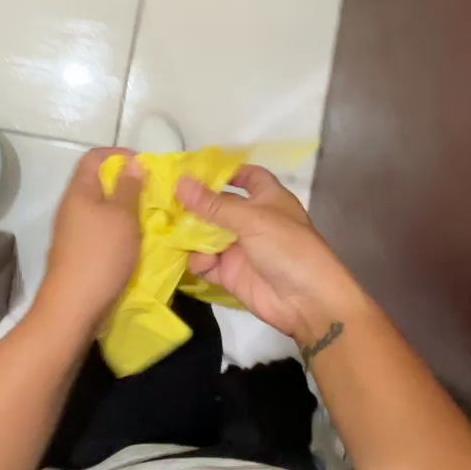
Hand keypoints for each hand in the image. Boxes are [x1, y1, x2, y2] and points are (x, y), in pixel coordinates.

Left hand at [38, 147, 144, 334]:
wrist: (73, 308)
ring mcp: (74, 232)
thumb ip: (129, 188)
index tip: (145, 166)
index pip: (94, 157)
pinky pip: (103, 231)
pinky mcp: (80, 253)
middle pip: (98, 183)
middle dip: (127, 183)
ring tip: (151, 217)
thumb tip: (133, 164)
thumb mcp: (122, 217)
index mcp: (79, 192)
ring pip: (103, 209)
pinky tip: (138, 241)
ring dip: (126, 209)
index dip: (119, 154)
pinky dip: (121, 230)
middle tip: (154, 193)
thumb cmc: (101, 255)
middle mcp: (72, 207)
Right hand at [175, 166, 363, 346]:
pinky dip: (198, 260)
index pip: (247, 176)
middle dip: (195, 203)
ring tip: (170, 230)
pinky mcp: (230, 272)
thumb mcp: (252, 219)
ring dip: (190, 233)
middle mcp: (252, 220)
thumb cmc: (287, 247)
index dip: (226, 171)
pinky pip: (206, 262)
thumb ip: (214, 204)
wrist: (306, 300)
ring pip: (207, 234)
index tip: (194, 169)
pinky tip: (196, 260)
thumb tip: (181, 183)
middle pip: (218, 205)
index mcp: (267, 198)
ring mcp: (240, 247)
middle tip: (164, 199)